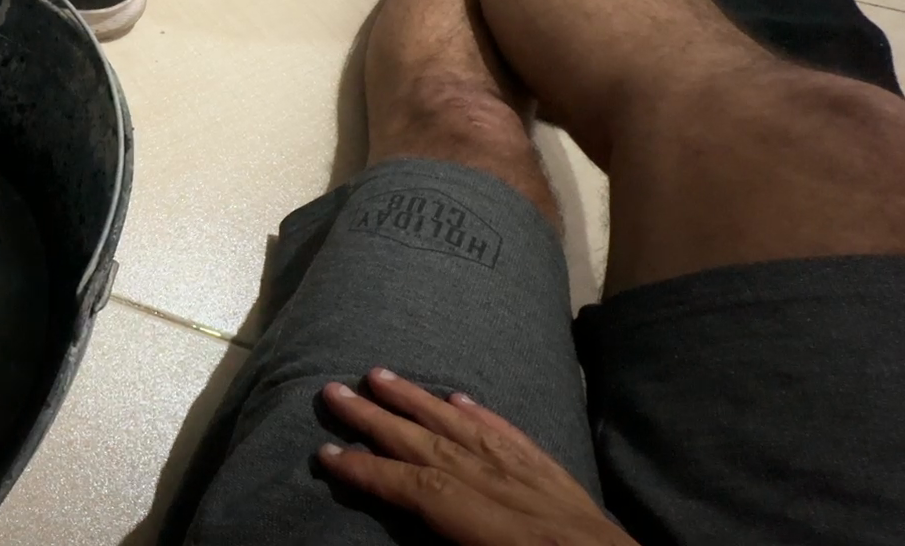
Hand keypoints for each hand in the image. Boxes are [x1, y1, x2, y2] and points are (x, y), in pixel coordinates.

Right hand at [318, 369, 637, 545]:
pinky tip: (460, 400)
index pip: (427, 491)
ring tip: (378, 374)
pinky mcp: (579, 496)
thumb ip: (460, 544)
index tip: (325, 454)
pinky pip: (527, 448)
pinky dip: (490, 421)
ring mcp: (558, 494)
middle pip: (441, 450)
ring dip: (421, 404)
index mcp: (517, 536)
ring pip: (476, 436)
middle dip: (380, 420)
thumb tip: (411, 521)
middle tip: (332, 390)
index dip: (371, 472)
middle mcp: (532, 503)